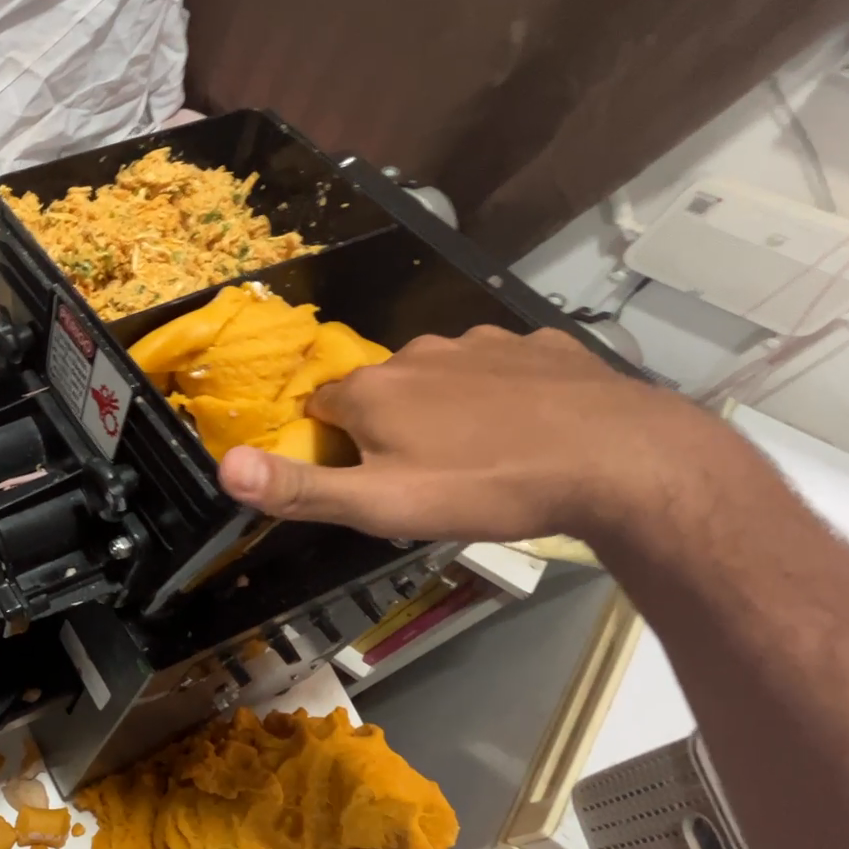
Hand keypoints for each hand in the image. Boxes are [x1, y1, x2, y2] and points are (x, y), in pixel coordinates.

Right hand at [217, 325, 750, 542]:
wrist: (623, 462)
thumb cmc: (484, 487)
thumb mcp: (379, 505)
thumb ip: (297, 489)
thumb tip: (224, 468)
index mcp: (371, 390)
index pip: (322, 409)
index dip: (333, 444)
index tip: (361, 475)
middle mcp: (417, 353)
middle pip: (379, 391)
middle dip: (385, 425)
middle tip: (420, 474)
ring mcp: (484, 342)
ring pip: (438, 376)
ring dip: (441, 407)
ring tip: (477, 455)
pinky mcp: (542, 344)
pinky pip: (501, 366)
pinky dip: (501, 392)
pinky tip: (529, 427)